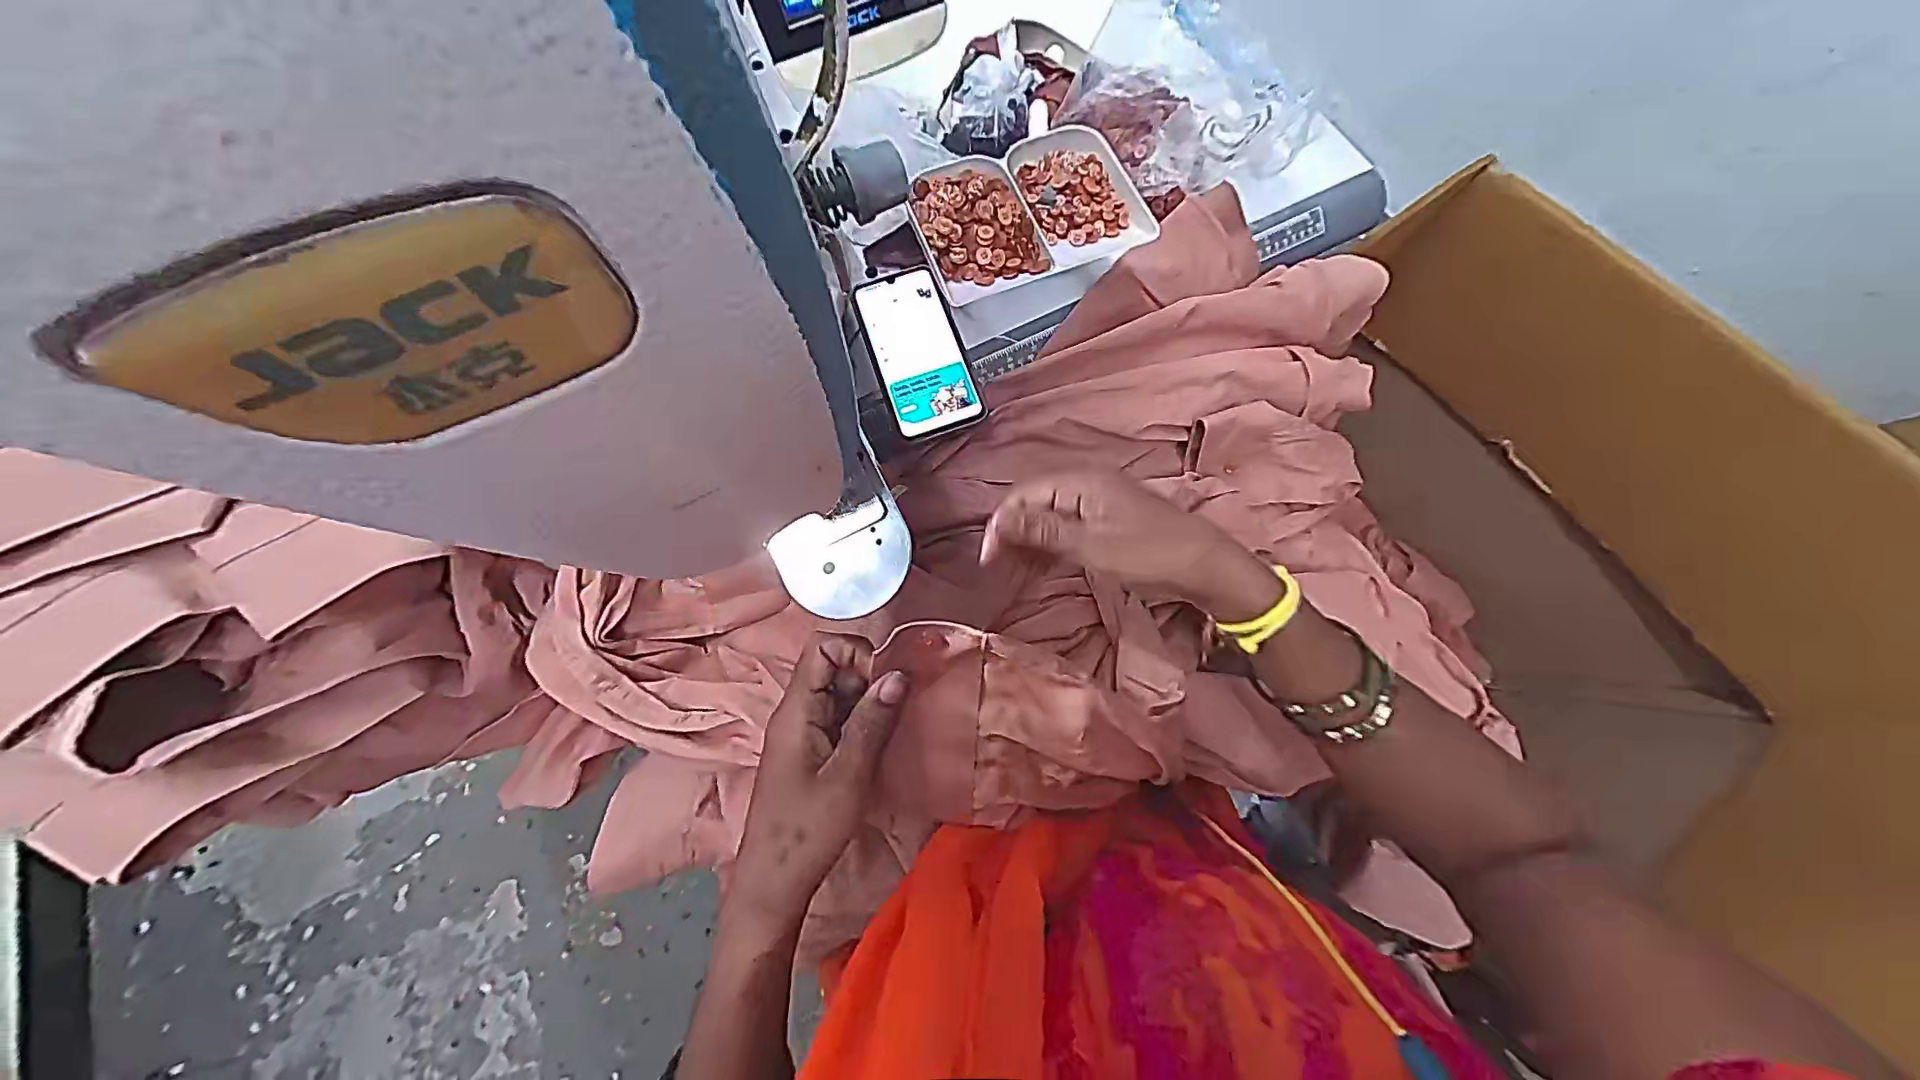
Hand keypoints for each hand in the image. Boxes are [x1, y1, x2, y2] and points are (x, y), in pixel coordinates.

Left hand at [727, 632, 907, 932]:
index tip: (885, 683)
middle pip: (834, 666)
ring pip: (840, 693)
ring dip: (870, 702)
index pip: (823, 647)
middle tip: (896, 711)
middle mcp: (797, 712)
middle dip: (870, 678)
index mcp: (797, 709)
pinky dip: (863, 722)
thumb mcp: (849, 775)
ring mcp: (804, 731)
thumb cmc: (808, 830)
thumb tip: (899, 673)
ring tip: (893, 728)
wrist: (774, 884)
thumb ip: (873, 721)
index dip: (857, 653)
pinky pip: (840, 717)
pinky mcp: (812, 751)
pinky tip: (880, 744)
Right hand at [980, 472, 1279, 620]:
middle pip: (1032, 505)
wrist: (1203, 565)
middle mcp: (1085, 484)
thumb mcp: (1088, 545)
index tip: (988, 561)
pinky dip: (1050, 549)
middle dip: (1012, 536)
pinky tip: (1040, 569)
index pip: (1022, 496)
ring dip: (1029, 545)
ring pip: (1047, 519)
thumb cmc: (1147, 554)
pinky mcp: (1106, 521)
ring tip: (1015, 575)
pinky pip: (1066, 529)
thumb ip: (1041, 530)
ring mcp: (1097, 502)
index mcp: (1079, 482)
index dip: (1000, 526)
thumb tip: (999, 520)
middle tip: (999, 571)